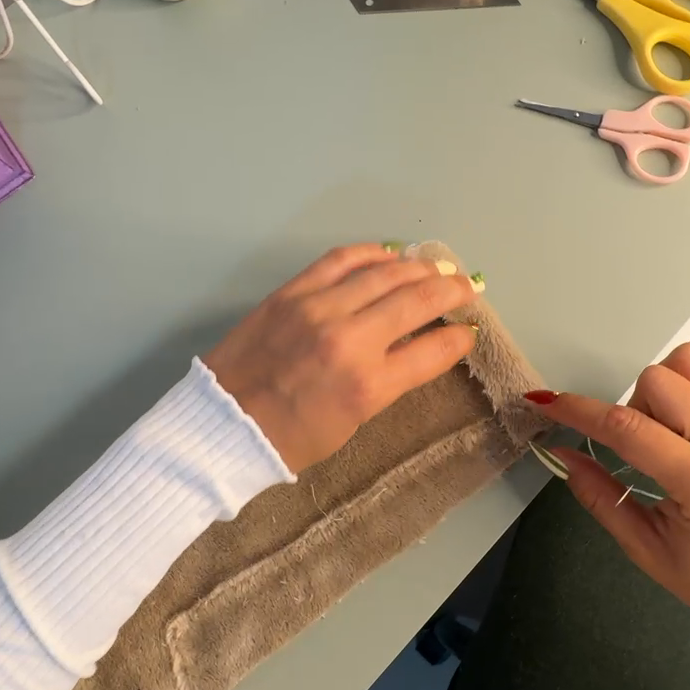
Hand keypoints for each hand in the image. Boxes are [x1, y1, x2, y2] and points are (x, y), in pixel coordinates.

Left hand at [204, 244, 477, 473]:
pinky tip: (389, 253)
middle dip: (450, 290)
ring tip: (436, 266)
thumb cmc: (291, 437)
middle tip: (465, 286)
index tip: (467, 331)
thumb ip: (391, 380)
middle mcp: (350, 340)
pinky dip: (371, 252)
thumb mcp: (353, 422)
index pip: (434, 350)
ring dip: (418, 266)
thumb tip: (423, 346)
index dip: (459, 338)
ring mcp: (319, 309)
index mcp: (368, 386)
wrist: (222, 424)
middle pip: (417, 301)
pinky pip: (340, 260)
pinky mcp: (293, 292)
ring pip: (384, 273)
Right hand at [527, 343, 689, 629]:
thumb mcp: (645, 547)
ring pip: (688, 363)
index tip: (547, 403)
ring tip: (659, 432)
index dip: (581, 411)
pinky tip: (680, 428)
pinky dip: (682, 389)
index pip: (630, 427)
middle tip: (631, 444)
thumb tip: (559, 452)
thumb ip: (598, 494)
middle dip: (630, 403)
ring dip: (659, 389)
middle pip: (659, 379)